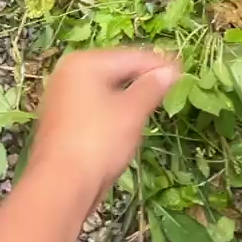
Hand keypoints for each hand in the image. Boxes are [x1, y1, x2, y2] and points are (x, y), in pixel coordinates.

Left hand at [25, 49, 180, 201]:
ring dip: (127, 91)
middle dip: (141, 76)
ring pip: (103, 87)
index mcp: (84, 63)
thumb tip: (168, 71)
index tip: (181, 69)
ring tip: (153, 96)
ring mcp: (61, 95)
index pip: (128, 56)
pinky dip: (112, 106)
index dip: (156, 63)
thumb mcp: (131, 112)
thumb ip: (151, 88)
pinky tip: (126, 116)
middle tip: (170, 81)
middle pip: (113, 69)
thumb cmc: (98, 141)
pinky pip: (93, 103)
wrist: (60, 185)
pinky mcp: (61, 117)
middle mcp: (68, 72)